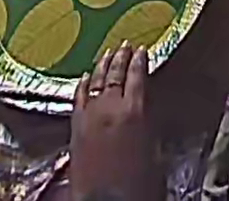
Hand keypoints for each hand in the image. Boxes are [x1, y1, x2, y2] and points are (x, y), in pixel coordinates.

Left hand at [72, 45, 154, 200]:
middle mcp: (111, 106)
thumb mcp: (153, 147)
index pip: (137, 75)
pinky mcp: (75, 127)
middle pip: (116, 73)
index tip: (143, 49)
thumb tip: (144, 103)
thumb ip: (147, 118)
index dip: (140, 60)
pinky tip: (84, 76)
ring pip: (96, 80)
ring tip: (108, 53)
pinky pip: (79, 97)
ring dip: (103, 65)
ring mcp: (90, 115)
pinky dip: (83, 84)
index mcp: (134, 110)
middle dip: (122, 57)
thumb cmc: (137, 183)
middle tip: (126, 45)